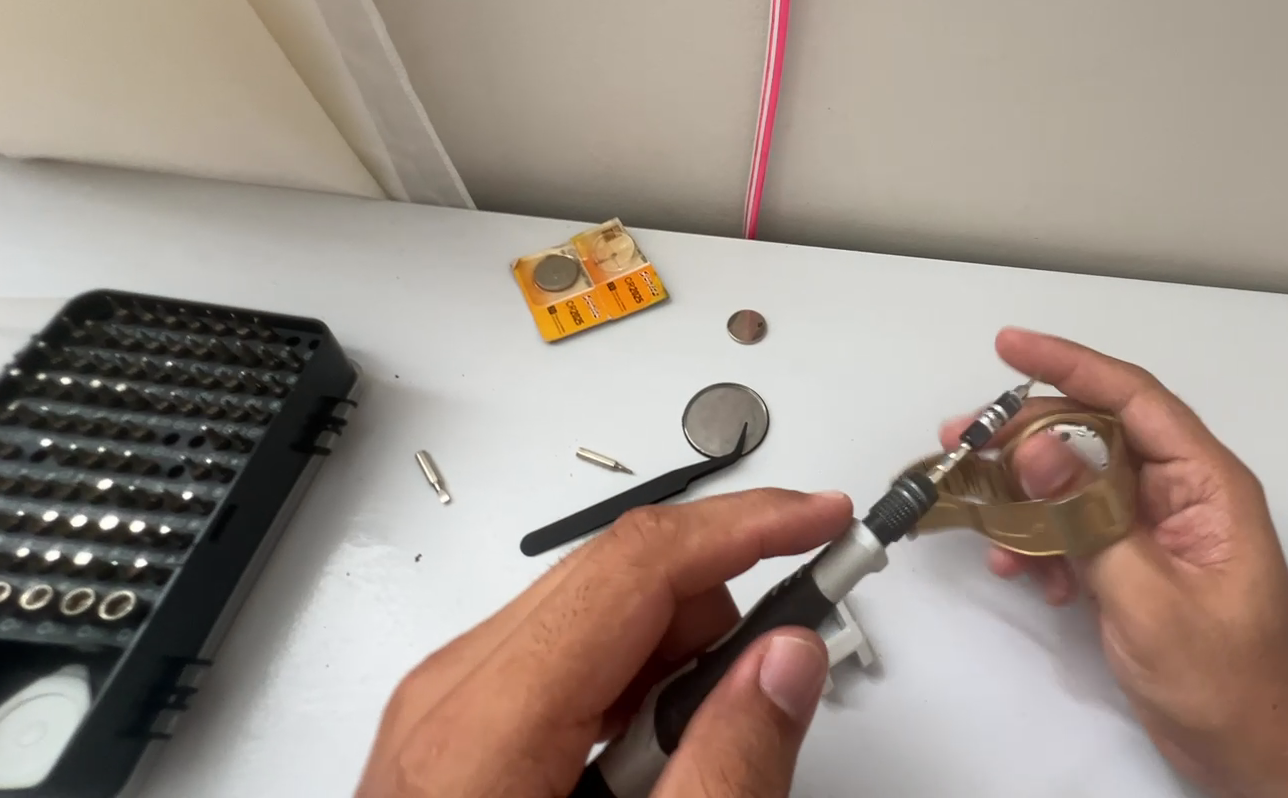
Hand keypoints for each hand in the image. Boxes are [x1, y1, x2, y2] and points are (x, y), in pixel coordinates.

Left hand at [357, 489, 852, 797]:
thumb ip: (729, 770)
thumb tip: (790, 654)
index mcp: (487, 722)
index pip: (641, 563)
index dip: (749, 525)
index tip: (825, 518)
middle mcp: (462, 683)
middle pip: (634, 573)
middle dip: (725, 607)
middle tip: (783, 665)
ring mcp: (462, 696)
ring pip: (621, 606)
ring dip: (688, 656)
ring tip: (691, 757)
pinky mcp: (476, 714)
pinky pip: (595, 648)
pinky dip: (652, 681)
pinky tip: (654, 757)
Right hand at [952, 330, 1287, 797]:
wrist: (1254, 757)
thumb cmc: (1227, 683)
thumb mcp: (1149, 599)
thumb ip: (1089, 520)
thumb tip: (1036, 449)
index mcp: (1203, 480)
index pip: (1131, 396)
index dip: (1069, 363)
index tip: (1010, 346)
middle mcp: (1175, 487)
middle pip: (1091, 432)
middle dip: (1024, 434)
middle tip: (962, 437)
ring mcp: (1148, 521)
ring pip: (1072, 478)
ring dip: (1022, 493)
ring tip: (976, 508)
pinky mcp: (1128, 554)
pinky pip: (1071, 523)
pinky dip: (1038, 539)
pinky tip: (1019, 567)